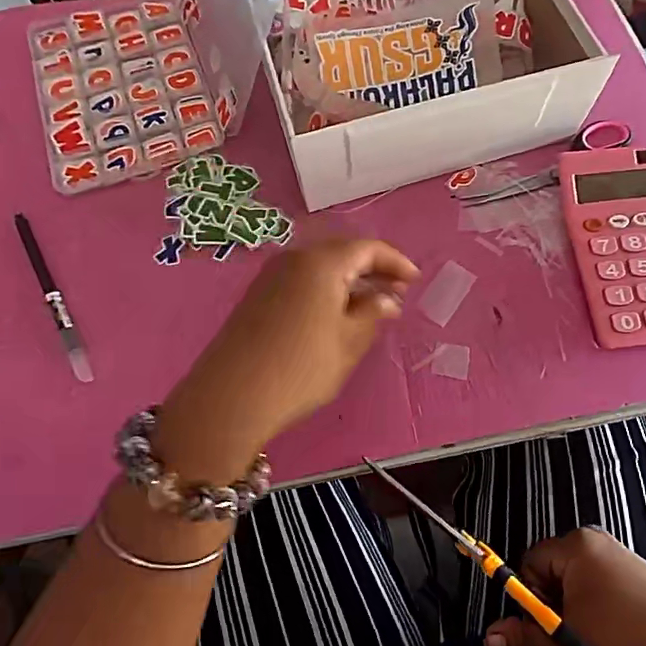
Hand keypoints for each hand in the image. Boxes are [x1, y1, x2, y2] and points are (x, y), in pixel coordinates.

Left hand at [162, 240, 418, 463]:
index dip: (395, 261)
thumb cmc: (301, 367)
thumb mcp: (349, 342)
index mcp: (322, 263)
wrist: (230, 397)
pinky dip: (326, 289)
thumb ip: (372, 314)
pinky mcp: (258, 297)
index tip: (415, 280)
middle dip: (373, 269)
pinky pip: (303, 280)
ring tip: (372, 306)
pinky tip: (337, 314)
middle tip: (397, 292)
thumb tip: (386, 300)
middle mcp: (295, 259)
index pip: (367, 248)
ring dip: (350, 280)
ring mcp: (272, 277)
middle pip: (343, 252)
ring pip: (321, 267)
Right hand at [482, 528, 645, 645]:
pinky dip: (594, 610)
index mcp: (574, 545)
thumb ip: (527, 636)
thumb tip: (491, 638)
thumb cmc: (630, 632)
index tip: (542, 627)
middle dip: (552, 606)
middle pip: (550, 571)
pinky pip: (596, 587)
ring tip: (593, 639)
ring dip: (574, 612)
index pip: (528, 563)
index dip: (529, 598)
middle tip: (568, 636)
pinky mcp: (631, 572)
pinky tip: (611, 635)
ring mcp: (614, 555)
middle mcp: (593, 541)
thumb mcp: (571, 638)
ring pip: (573, 584)